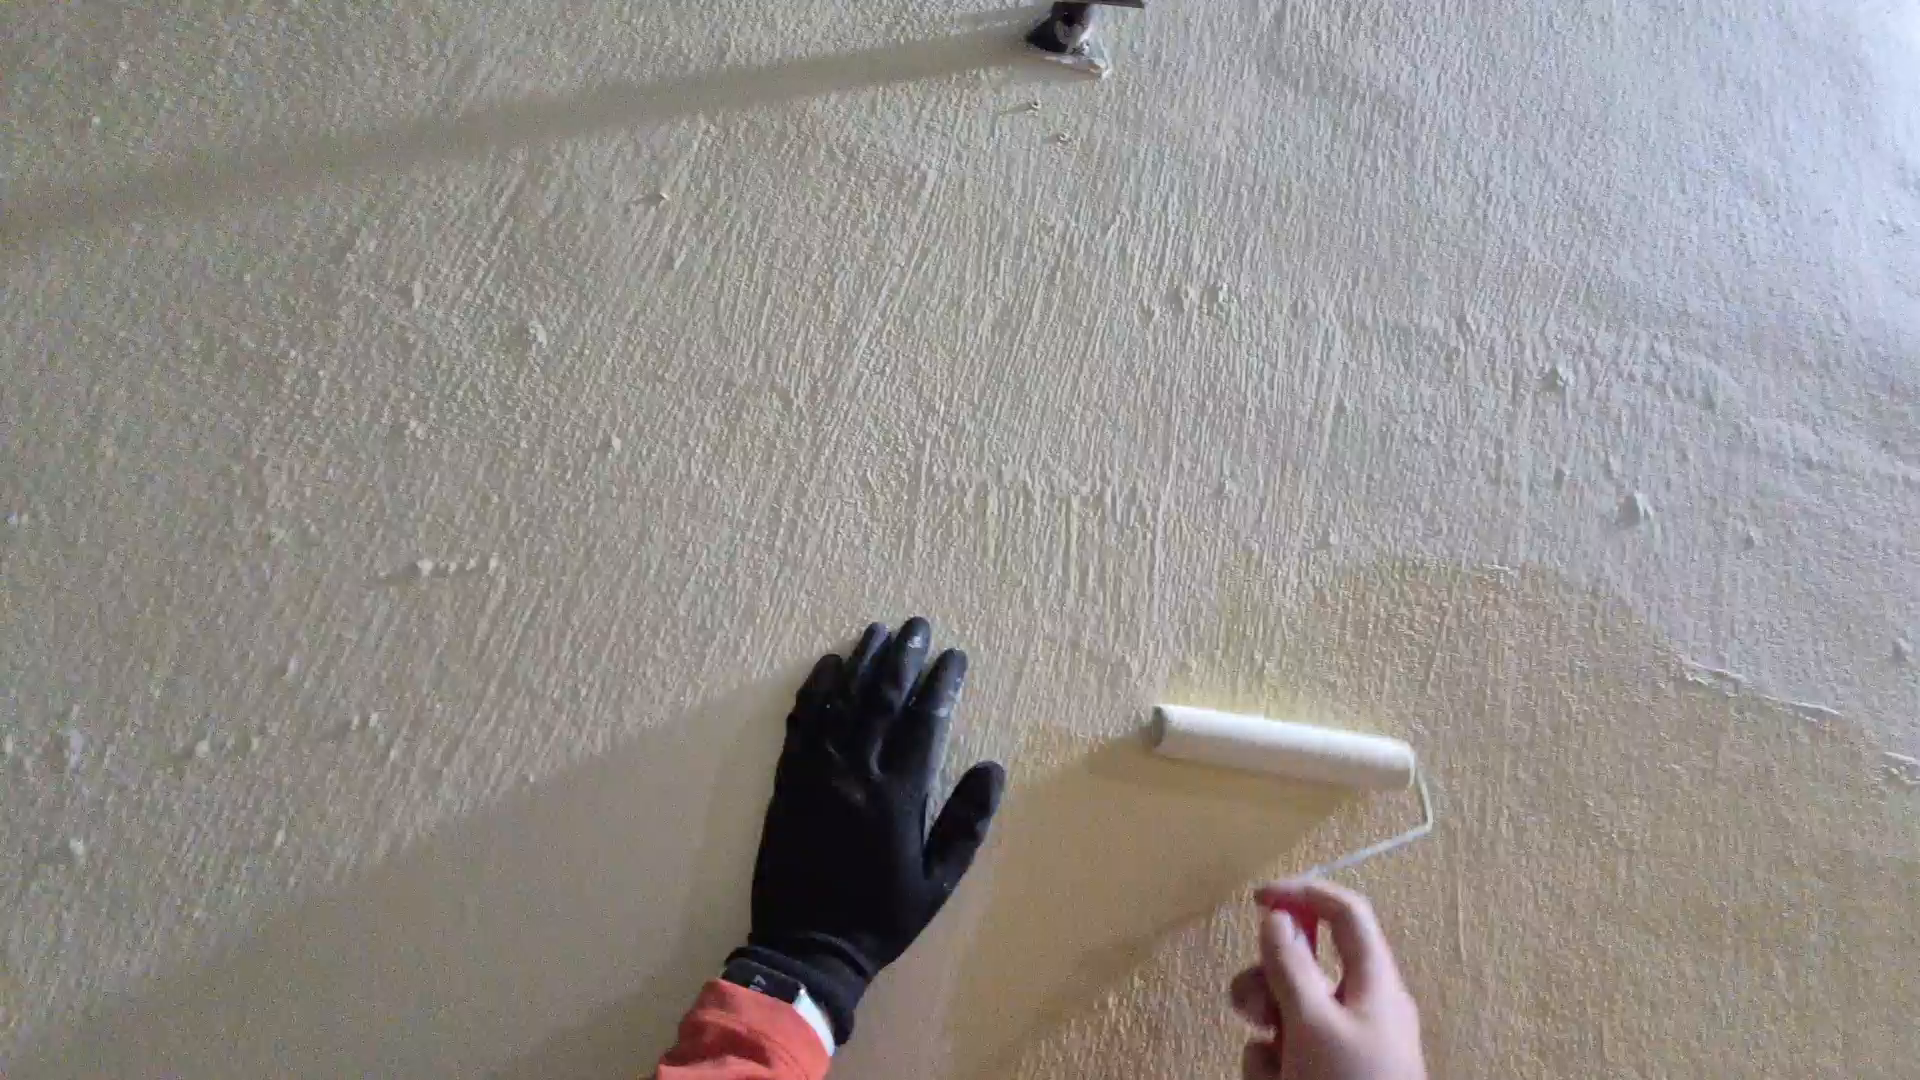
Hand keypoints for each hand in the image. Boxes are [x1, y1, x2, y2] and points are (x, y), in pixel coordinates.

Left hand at [733, 617, 1005, 1044]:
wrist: (805, 947)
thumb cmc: (881, 916)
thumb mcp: (938, 882)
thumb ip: (967, 823)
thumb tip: (993, 767)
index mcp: (898, 795)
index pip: (925, 721)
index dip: (942, 683)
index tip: (955, 656)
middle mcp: (857, 772)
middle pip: (882, 698)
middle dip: (903, 656)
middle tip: (918, 625)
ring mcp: (817, 771)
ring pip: (842, 701)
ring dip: (861, 661)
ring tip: (878, 630)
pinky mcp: (787, 778)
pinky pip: (802, 722)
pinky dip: (815, 689)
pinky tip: (826, 664)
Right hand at [1228, 880, 1428, 1079]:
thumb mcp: (1312, 1024)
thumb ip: (1289, 964)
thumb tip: (1276, 916)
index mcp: (1374, 986)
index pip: (1345, 913)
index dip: (1303, 893)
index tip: (1257, 900)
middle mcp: (1358, 1009)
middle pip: (1302, 962)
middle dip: (1266, 978)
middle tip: (1253, 1008)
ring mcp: (1338, 1047)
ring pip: (1283, 1007)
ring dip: (1262, 1030)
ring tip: (1268, 1066)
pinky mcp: (1319, 1078)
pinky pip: (1281, 1050)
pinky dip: (1269, 1066)